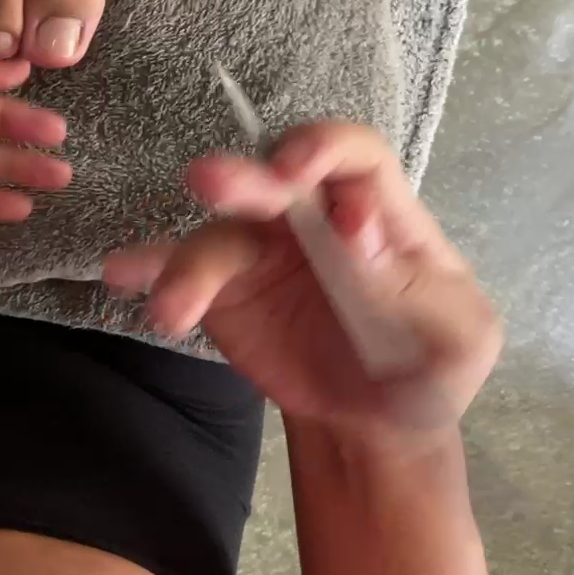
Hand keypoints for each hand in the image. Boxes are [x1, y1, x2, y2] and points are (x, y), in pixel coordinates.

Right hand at [104, 123, 500, 436]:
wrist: (365, 422)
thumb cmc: (424, 370)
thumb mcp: (454, 337)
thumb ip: (411, 287)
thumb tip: (356, 233)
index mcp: (378, 217)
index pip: (354, 158)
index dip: (325, 153)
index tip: (297, 175)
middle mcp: (309, 221)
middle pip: (270, 181)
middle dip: (240, 179)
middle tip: (208, 182)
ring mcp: (257, 251)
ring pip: (214, 238)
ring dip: (188, 266)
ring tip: (173, 310)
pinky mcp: (218, 287)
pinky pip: (176, 269)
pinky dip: (147, 268)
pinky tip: (119, 273)